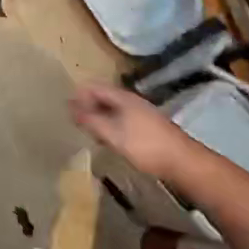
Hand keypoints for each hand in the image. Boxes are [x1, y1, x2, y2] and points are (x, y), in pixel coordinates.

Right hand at [69, 83, 201, 181]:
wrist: (183, 162)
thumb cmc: (145, 146)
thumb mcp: (113, 134)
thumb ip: (91, 120)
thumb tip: (71, 107)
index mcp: (123, 97)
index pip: (94, 86)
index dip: (78, 94)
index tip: (66, 109)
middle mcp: (132, 100)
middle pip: (104, 96)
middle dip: (87, 105)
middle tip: (74, 121)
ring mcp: (142, 112)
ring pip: (113, 108)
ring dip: (99, 116)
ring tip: (88, 131)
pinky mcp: (147, 126)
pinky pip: (121, 118)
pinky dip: (110, 124)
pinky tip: (108, 139)